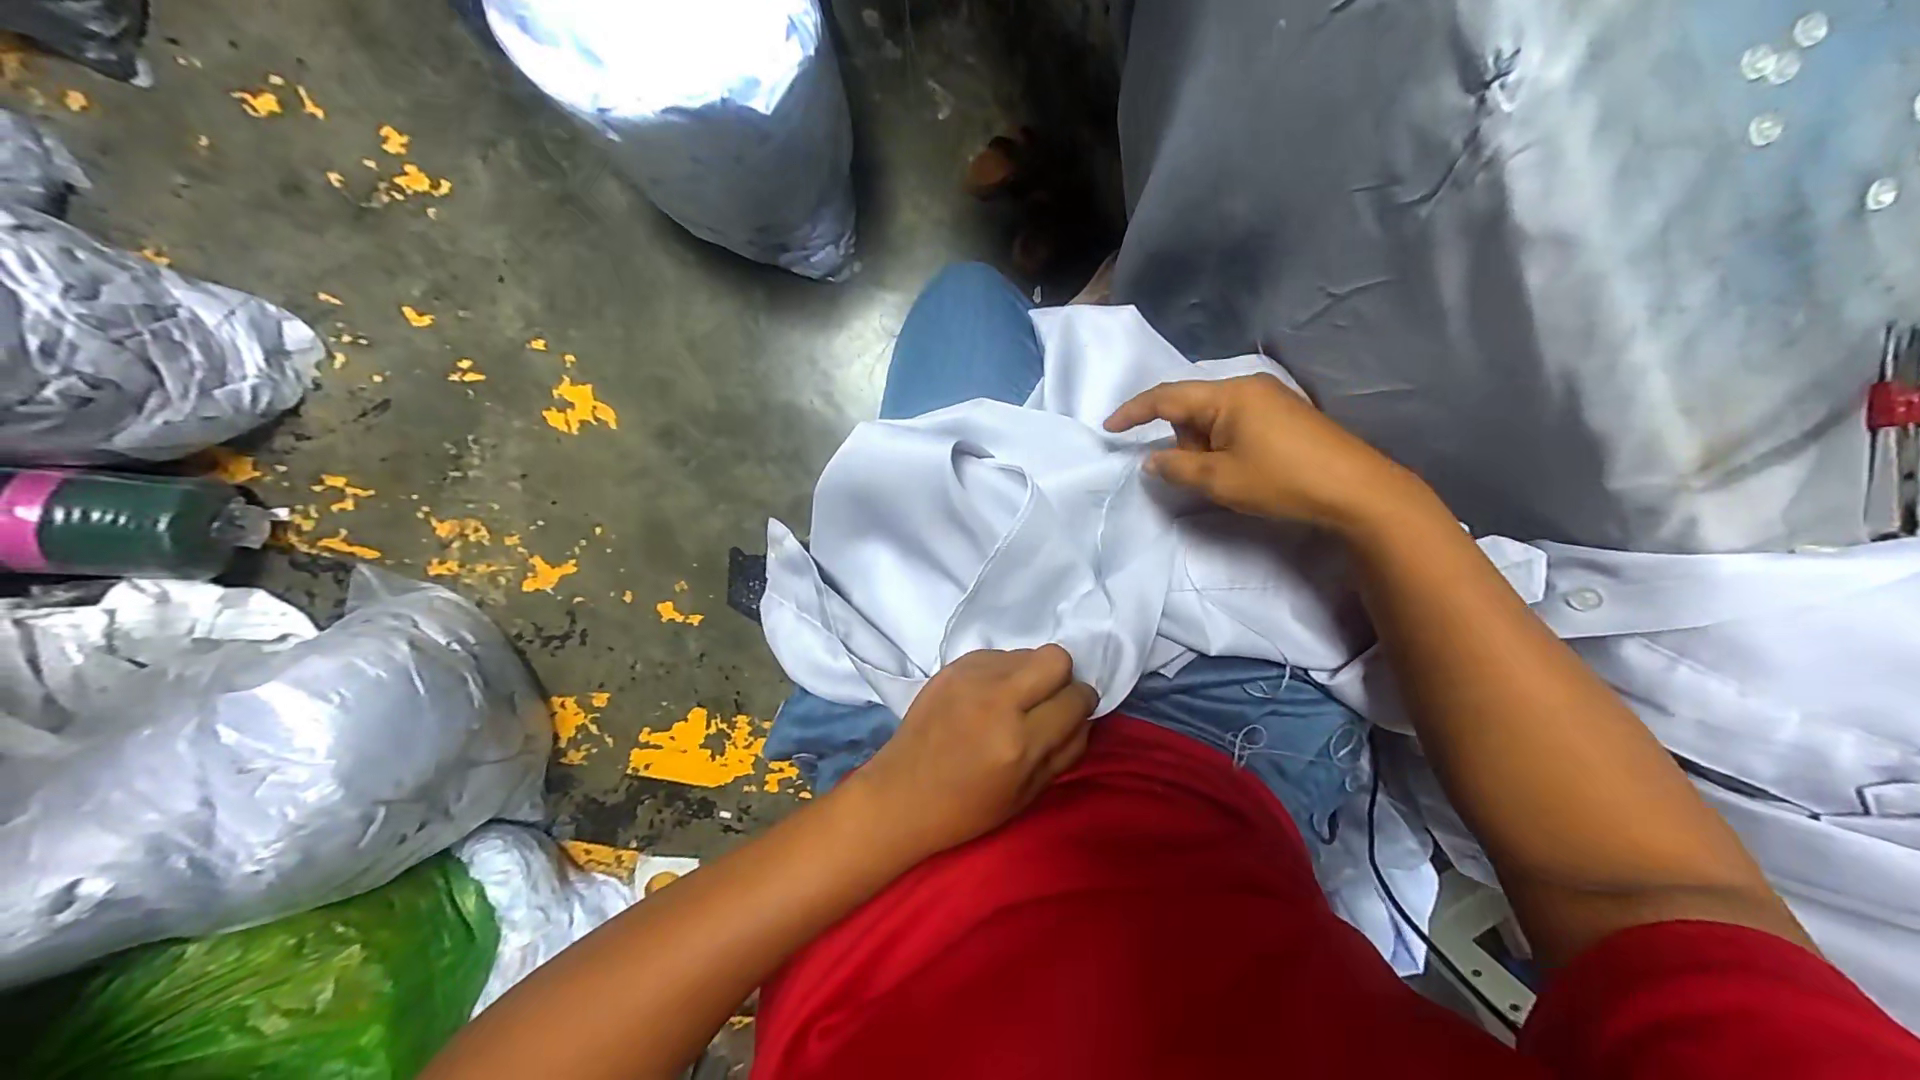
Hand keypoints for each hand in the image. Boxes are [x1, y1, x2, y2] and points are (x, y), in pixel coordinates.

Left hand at [843, 646, 1096, 859]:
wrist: (901, 794)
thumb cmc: (966, 808)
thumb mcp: (1028, 794)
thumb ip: (1066, 750)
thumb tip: (1085, 715)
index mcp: (1019, 742)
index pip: (1076, 698)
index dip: (1082, 705)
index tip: (1073, 713)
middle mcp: (998, 700)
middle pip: (1056, 658)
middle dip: (1061, 679)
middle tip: (1045, 702)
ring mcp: (971, 678)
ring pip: (1026, 653)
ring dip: (1029, 675)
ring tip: (1011, 703)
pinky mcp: (951, 667)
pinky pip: (997, 655)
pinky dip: (1002, 672)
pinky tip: (986, 698)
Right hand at [1105, 374, 1424, 532]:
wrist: (1358, 490)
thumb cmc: (1282, 481)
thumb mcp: (1219, 479)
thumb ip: (1177, 467)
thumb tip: (1152, 460)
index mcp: (1228, 395)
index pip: (1166, 397)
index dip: (1133, 412)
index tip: (1109, 428)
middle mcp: (1248, 386)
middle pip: (1191, 407)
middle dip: (1183, 440)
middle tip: (1198, 475)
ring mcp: (1270, 398)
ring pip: (1214, 418)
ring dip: (1206, 446)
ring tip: (1229, 477)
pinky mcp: (1285, 414)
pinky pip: (1237, 423)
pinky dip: (1226, 444)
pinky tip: (1245, 469)